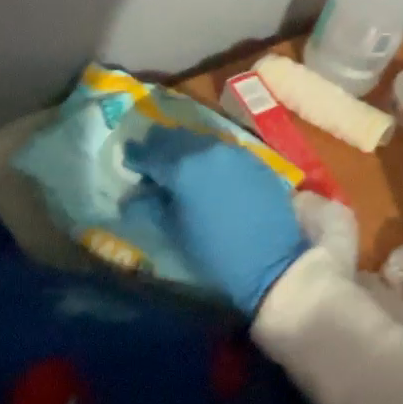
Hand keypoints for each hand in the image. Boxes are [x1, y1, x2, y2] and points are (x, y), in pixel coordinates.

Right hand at [121, 125, 309, 313]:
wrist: (275, 266)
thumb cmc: (216, 254)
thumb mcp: (174, 232)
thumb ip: (149, 206)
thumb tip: (131, 195)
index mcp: (182, 167)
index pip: (149, 151)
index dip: (135, 155)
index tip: (127, 159)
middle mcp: (207, 150)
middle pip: (175, 137)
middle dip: (159, 145)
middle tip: (149, 156)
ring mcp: (234, 152)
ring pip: (200, 139)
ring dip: (185, 147)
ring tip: (177, 161)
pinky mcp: (254, 160)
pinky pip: (223, 149)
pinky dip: (208, 154)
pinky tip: (207, 169)